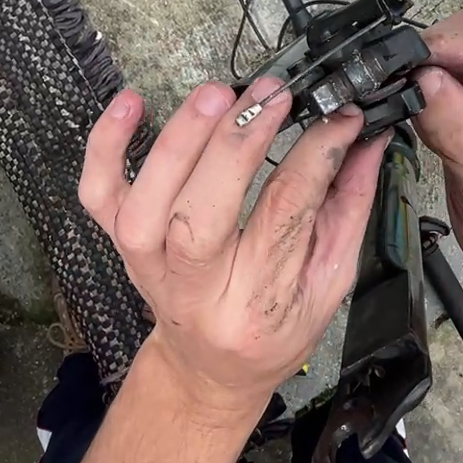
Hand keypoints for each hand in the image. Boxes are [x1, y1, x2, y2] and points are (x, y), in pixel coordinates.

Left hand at [79, 77, 389, 419]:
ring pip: (146, 206)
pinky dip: (105, 146)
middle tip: (271, 95)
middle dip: (236, 144)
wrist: (207, 369)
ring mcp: (147, 265)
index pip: (286, 215)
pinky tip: (131, 102)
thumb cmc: (270, 328)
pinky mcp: (120, 243)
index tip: (337, 115)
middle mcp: (196, 288)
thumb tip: (366, 140)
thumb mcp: (329, 283)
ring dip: (179, 141)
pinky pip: (97, 194)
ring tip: (218, 94)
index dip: (316, 153)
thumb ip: (349, 208)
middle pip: (200, 216)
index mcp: (258, 302)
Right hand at [414, 10, 462, 312]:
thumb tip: (423, 78)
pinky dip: (430, 82)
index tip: (408, 54)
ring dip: (431, 64)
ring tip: (400, 85)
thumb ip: (456, 128)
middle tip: (398, 72)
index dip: (453, 46)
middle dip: (439, 49)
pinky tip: (412, 97)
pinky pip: (454, 78)